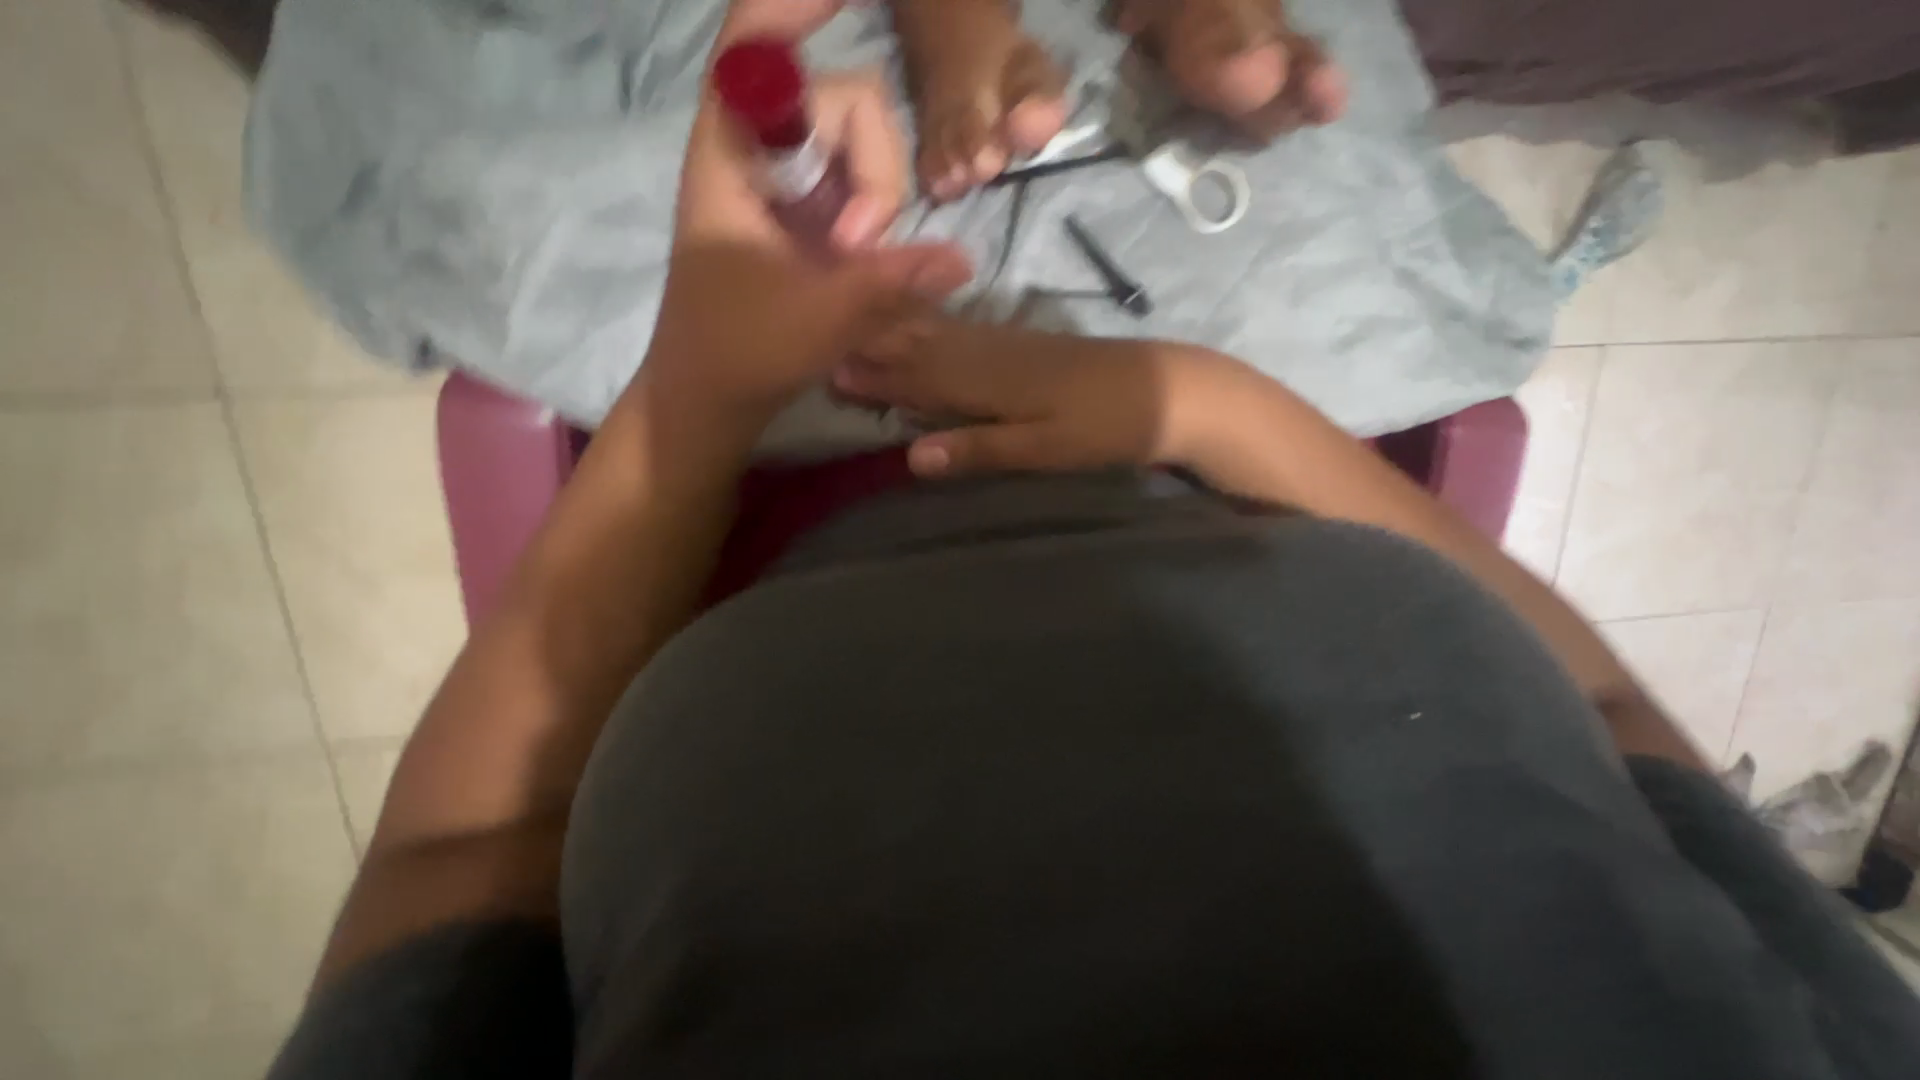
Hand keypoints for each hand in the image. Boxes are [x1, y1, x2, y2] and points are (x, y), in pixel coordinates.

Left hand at [633, 64, 972, 442]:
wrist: (712, 397)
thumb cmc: (741, 353)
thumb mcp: (817, 318)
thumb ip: (888, 283)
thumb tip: (962, 260)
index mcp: (730, 158)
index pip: (752, 49)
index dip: (793, 9)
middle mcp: (760, 154)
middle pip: (841, 99)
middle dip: (873, 164)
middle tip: (863, 245)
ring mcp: (789, 183)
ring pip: (861, 144)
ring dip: (880, 193)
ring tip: (863, 264)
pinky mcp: (809, 213)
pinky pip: (860, 182)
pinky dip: (878, 208)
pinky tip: (869, 256)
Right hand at [834, 315, 1261, 477]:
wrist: (1172, 389)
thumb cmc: (1107, 428)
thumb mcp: (1044, 449)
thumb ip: (979, 449)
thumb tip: (910, 456)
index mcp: (989, 382)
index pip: (917, 378)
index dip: (874, 377)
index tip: (826, 371)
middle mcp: (991, 354)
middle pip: (921, 347)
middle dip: (873, 346)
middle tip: (823, 343)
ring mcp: (1010, 343)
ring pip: (940, 334)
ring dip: (897, 330)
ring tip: (857, 327)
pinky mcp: (1027, 343)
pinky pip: (965, 331)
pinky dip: (935, 326)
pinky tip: (926, 323)